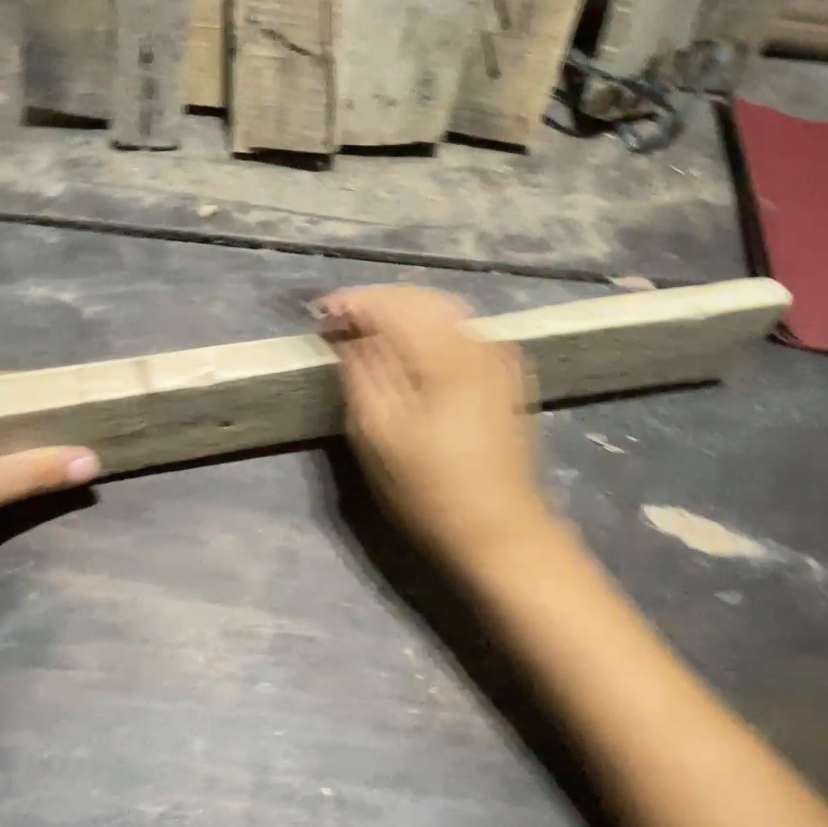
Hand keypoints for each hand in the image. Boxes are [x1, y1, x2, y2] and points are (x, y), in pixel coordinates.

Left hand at [0, 374, 99, 584]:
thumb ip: (33, 472)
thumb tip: (93, 459)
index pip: (10, 384)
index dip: (51, 400)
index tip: (90, 418)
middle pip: (0, 406)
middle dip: (37, 426)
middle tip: (82, 443)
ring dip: (19, 446)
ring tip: (61, 459)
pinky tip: (20, 475)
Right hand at [319, 285, 553, 568]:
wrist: (500, 528)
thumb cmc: (429, 490)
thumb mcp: (378, 435)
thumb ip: (360, 374)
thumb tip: (349, 335)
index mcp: (443, 355)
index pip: (391, 303)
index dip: (351, 303)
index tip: (320, 315)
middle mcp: (476, 342)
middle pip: (419, 298)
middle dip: (376, 303)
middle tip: (340, 323)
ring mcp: (498, 356)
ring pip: (443, 309)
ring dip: (403, 312)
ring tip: (369, 334)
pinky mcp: (507, 374)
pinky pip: (462, 330)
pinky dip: (430, 328)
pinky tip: (411, 349)